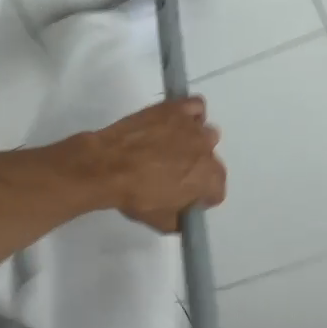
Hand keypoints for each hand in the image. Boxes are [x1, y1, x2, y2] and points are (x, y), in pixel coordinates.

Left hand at [71, 97, 226, 232]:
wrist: (108, 164)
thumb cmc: (136, 195)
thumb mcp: (163, 222)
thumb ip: (183, 219)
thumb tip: (185, 214)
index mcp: (208, 180)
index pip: (217, 189)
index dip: (201, 195)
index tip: (186, 196)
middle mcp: (206, 150)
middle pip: (210, 160)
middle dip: (196, 167)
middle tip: (174, 171)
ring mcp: (191, 126)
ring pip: (204, 132)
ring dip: (193, 140)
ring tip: (171, 145)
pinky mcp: (174, 108)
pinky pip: (196, 105)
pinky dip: (192, 113)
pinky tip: (176, 122)